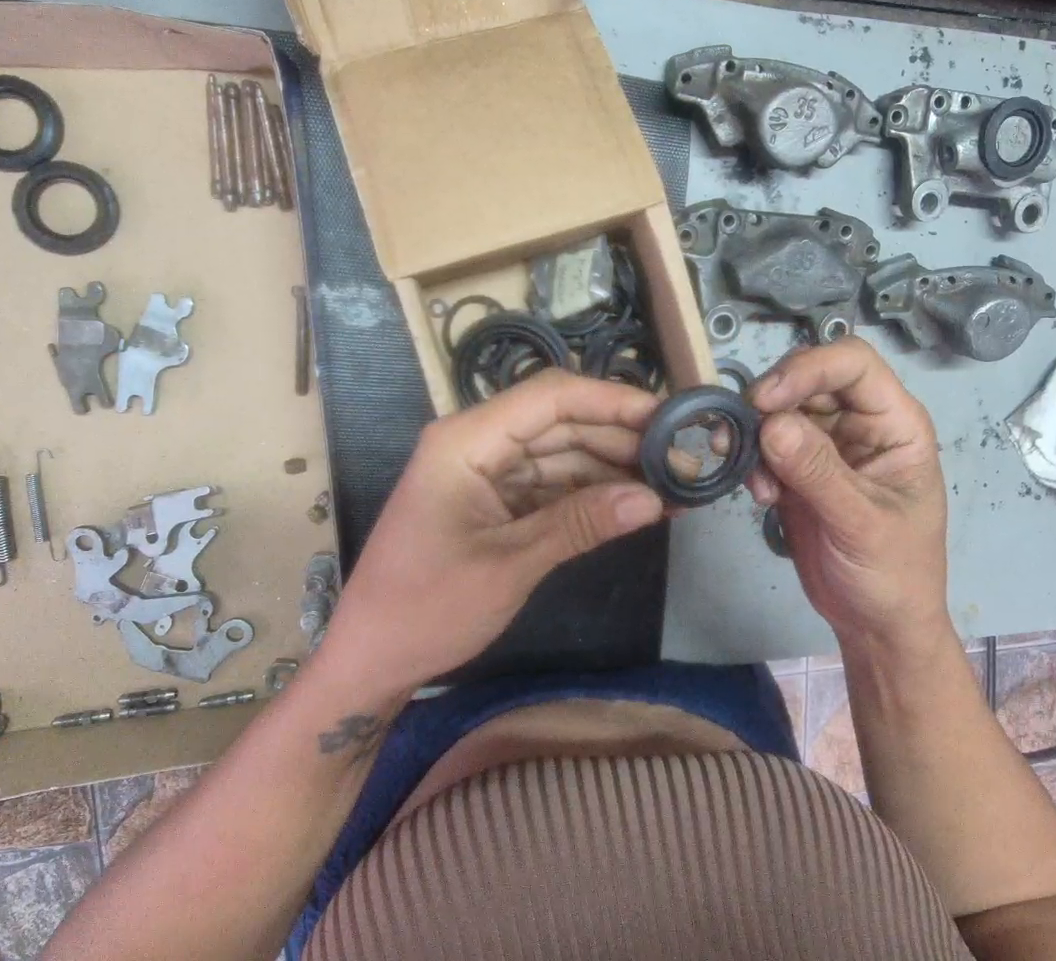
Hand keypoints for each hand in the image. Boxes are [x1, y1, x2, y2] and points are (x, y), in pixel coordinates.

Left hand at [322, 370, 666, 690]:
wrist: (371, 659)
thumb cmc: (426, 609)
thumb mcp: (509, 565)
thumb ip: (580, 523)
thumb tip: (653, 497)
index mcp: (466, 442)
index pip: (551, 397)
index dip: (614, 402)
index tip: (671, 420)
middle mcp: (477, 444)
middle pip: (561, 422)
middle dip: (623, 439)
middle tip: (684, 462)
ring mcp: (486, 473)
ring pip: (562, 453)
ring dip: (614, 468)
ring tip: (673, 486)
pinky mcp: (494, 502)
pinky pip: (551, 485)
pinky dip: (591, 495)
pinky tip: (636, 505)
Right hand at [747, 338, 951, 649]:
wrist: (876, 625)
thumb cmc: (893, 573)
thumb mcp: (862, 523)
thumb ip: (818, 472)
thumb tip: (771, 422)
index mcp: (894, 424)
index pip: (852, 365)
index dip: (807, 369)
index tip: (763, 400)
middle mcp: (860, 425)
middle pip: (808, 381)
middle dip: (770, 402)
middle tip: (739, 434)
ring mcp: (827, 448)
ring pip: (780, 412)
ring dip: (755, 435)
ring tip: (751, 476)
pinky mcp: (798, 473)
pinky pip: (767, 447)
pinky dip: (754, 463)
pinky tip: (760, 496)